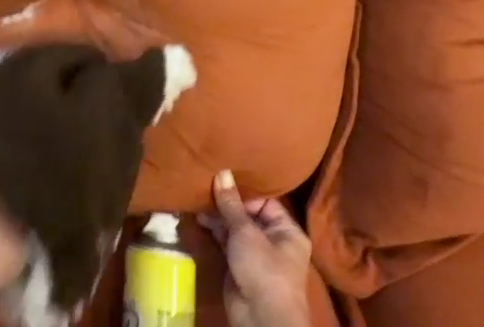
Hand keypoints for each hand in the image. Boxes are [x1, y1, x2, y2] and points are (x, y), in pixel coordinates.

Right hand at [210, 171, 311, 326]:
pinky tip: (200, 220)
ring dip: (218, 217)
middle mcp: (274, 240)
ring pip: (235, 227)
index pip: (264, 202)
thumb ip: (231, 204)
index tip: (220, 179)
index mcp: (286, 230)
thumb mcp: (245, 232)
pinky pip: (227, 242)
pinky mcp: (240, 264)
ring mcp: (256, 253)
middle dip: (227, 203)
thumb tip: (222, 172)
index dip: (243, 192)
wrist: (261, 317)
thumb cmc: (263, 269)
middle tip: (204, 188)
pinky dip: (215, 232)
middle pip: (248, 213)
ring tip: (197, 203)